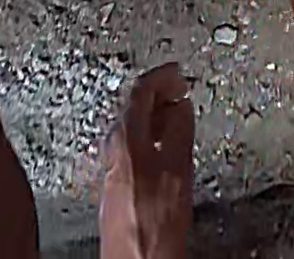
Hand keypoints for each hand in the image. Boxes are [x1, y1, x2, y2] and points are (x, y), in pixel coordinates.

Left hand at [100, 63, 193, 258]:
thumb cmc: (153, 224)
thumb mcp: (177, 169)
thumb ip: (179, 130)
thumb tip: (181, 104)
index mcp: (126, 134)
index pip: (141, 88)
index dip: (162, 75)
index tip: (178, 71)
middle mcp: (113, 144)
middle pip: (135, 104)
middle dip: (159, 93)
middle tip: (180, 89)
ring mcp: (112, 163)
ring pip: (134, 124)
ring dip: (156, 113)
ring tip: (177, 113)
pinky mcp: (116, 181)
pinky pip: (133, 143)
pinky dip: (151, 133)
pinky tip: (165, 145)